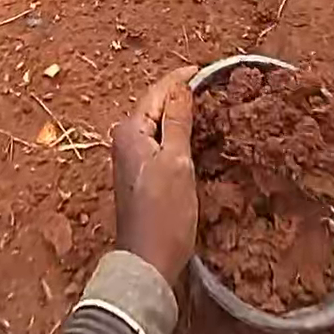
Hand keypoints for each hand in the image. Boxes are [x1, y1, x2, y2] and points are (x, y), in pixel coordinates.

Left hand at [112, 65, 199, 281]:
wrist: (148, 264)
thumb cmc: (164, 213)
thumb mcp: (176, 161)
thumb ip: (177, 120)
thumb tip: (182, 86)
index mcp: (130, 130)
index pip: (157, 92)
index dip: (180, 79)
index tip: (203, 69)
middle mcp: (124, 138)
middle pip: (155, 104)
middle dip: (179, 93)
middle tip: (208, 84)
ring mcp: (130, 155)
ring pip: (157, 122)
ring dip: (177, 112)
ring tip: (204, 102)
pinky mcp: (139, 171)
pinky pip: (158, 138)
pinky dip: (174, 131)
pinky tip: (192, 131)